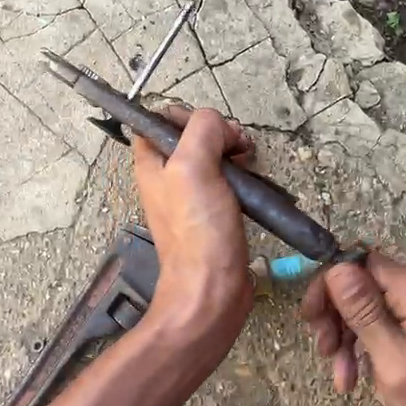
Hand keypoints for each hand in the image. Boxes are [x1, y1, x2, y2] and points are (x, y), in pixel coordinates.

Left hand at [131, 107, 255, 344]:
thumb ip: (202, 130)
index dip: (189, 116)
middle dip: (220, 133)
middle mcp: (167, 176)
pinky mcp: (213, 212)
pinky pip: (227, 181)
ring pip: (214, 156)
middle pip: (194, 135)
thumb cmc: (197, 232)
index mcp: (151, 161)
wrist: (212, 290)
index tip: (211, 131)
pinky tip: (254, 186)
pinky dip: (243, 177)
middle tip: (237, 149)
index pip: (161, 118)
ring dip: (235, 153)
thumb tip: (222, 127)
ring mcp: (191, 195)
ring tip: (249, 164)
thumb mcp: (192, 166)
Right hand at [301, 252, 405, 405]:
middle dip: (339, 315)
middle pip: (365, 280)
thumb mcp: (395, 366)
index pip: (358, 263)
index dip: (329, 288)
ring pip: (375, 301)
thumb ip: (365, 314)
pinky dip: (373, 341)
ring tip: (344, 378)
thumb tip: (337, 268)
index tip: (312, 324)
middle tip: (325, 354)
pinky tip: (362, 374)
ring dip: (352, 335)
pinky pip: (393, 316)